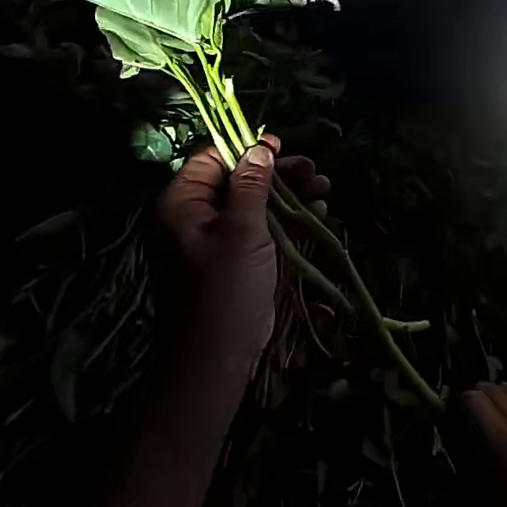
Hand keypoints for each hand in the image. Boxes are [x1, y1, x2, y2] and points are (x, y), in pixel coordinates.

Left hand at [154, 134, 329, 355]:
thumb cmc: (224, 289)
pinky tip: (317, 212)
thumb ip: (250, 185)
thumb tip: (259, 147)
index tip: (281, 146)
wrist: (215, 359)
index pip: (212, 160)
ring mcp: (216, 240)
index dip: (246, 148)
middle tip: (313, 170)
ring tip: (323, 188)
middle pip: (238, 180)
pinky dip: (287, 219)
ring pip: (254, 204)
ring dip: (289, 195)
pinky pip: (260, 229)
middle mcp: (195, 217)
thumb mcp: (241, 230)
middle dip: (278, 174)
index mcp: (182, 205)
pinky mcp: (235, 260)